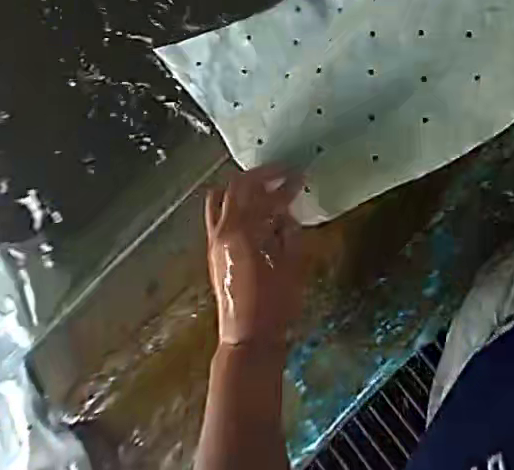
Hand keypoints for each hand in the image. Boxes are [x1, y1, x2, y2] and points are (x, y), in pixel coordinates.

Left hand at [205, 165, 304, 348]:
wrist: (247, 339)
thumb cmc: (275, 305)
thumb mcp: (292, 266)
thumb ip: (290, 233)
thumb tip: (287, 213)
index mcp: (244, 231)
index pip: (265, 195)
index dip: (285, 184)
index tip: (300, 176)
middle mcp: (223, 230)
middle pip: (238, 187)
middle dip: (262, 177)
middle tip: (282, 175)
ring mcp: (214, 240)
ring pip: (221, 197)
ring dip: (242, 187)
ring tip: (264, 188)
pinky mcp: (213, 251)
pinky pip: (217, 214)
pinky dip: (233, 204)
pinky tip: (251, 212)